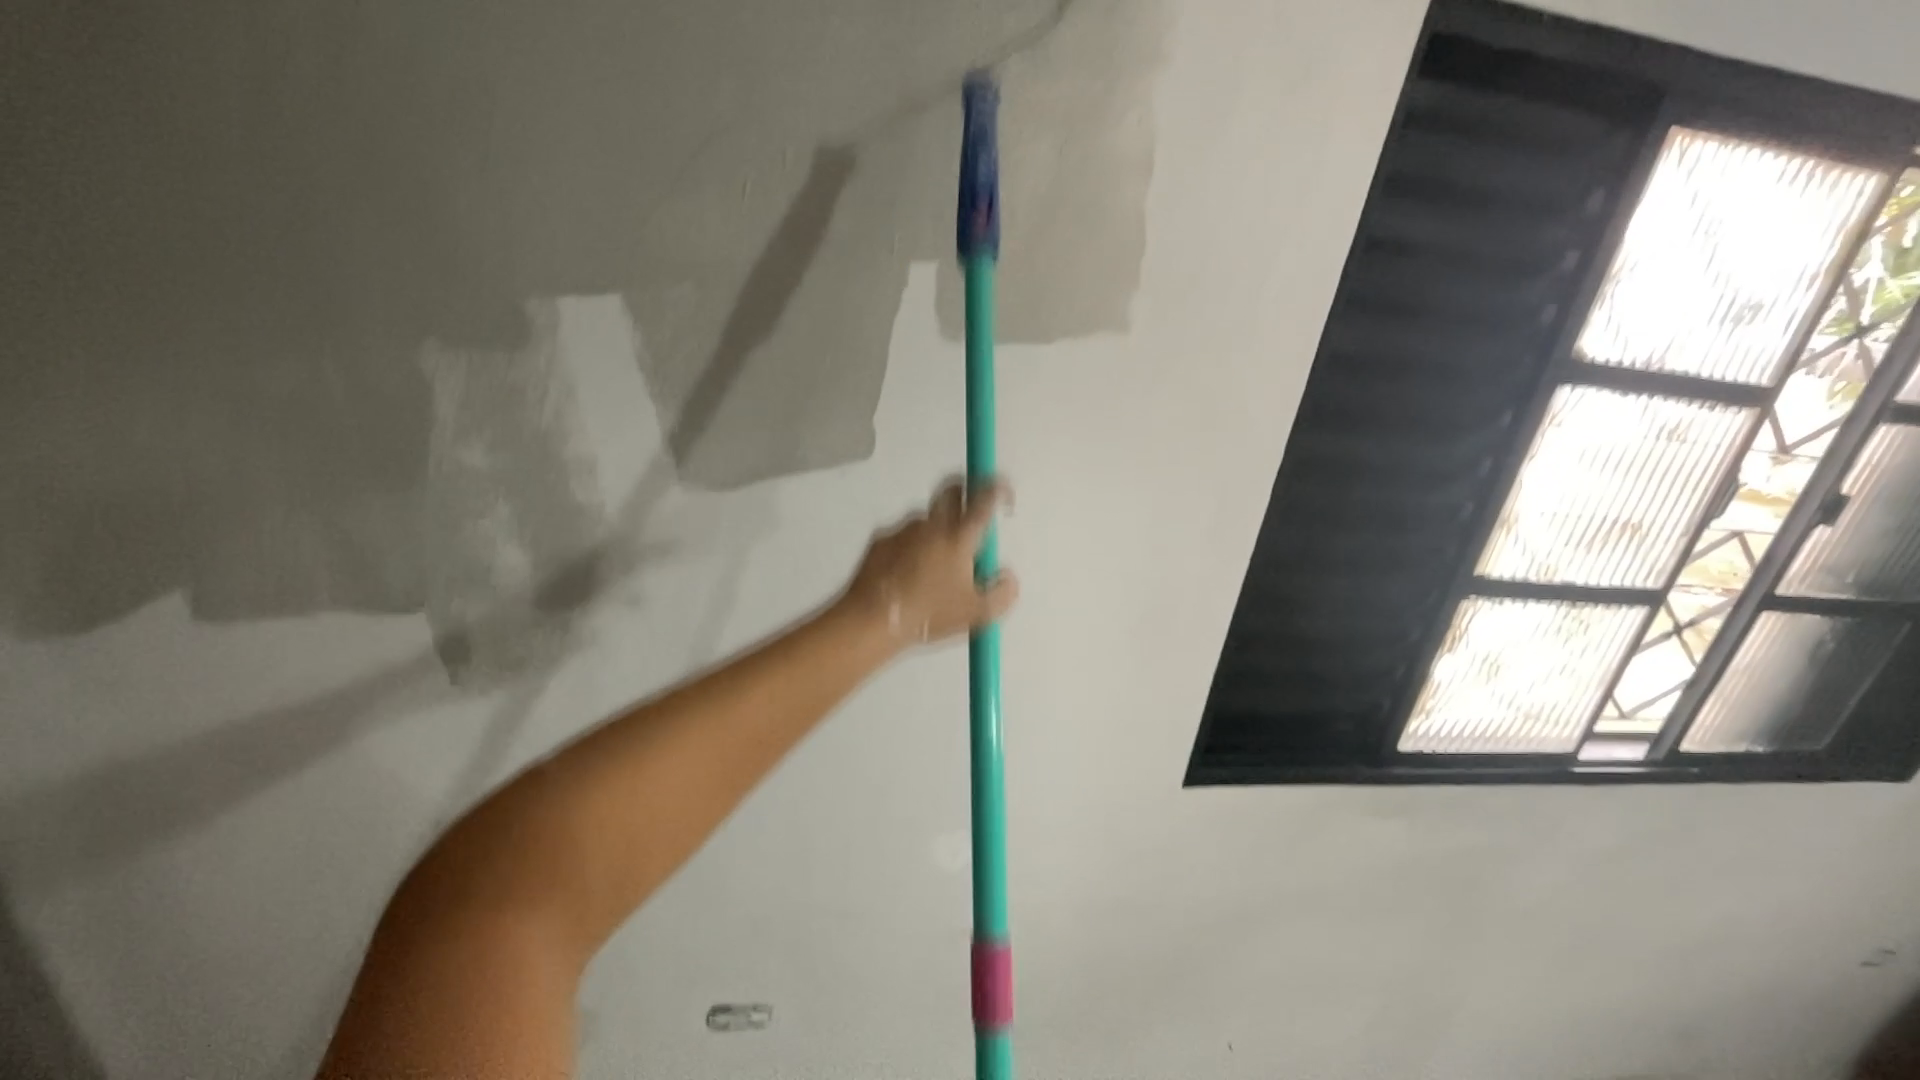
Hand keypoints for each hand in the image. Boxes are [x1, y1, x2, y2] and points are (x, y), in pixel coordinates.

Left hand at [842, 476, 1018, 646]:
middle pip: (952, 490)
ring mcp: (902, 529)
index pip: (985, 497)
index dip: (1000, 489)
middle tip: (973, 521)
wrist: (871, 620)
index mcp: (959, 536)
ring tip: (936, 571)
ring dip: (938, 534)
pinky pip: (905, 537)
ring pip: (928, 520)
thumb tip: (1007, 578)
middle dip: (967, 496)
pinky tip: (910, 578)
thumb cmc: (928, 614)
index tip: (1005, 496)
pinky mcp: (880, 540)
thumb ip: (1002, 593)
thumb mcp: (977, 614)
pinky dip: (913, 549)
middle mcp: (931, 524)